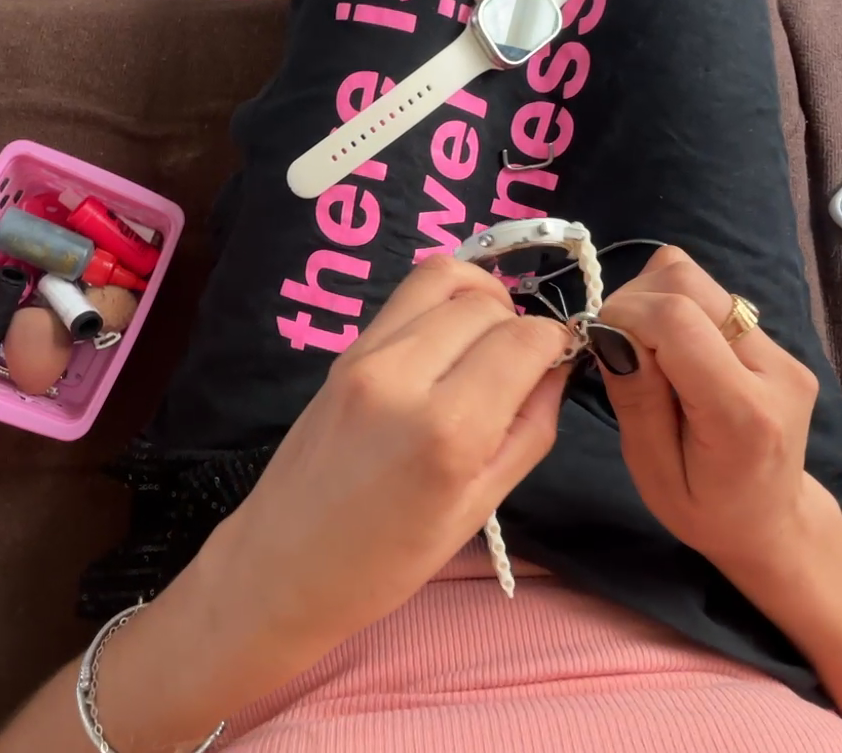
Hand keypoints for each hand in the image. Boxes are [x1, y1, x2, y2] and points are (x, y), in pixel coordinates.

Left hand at [87, 257, 570, 749]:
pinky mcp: (343, 351)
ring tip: (487, 336)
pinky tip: (448, 339)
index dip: (556, 340)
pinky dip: (440, 301)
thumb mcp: (478, 510)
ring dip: (480, 296)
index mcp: (448, 428)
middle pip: (484, 302)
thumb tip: (555, 369)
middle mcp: (403, 374)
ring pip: (440, 277)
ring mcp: (364, 355)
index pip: (524, 339)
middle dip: (519, 321)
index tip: (560, 358)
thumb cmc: (386, 563)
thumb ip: (529, 430)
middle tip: (522, 361)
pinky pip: (404, 298)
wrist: (281, 565)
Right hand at [596, 247, 841, 582]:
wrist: (773, 522)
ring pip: (696, 277)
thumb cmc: (705, 510)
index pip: (676, 320)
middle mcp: (773, 367)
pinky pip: (708, 293)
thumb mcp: (652, 472)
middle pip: (686, 282)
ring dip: (651, 298)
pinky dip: (671, 304)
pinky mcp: (773, 340)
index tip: (600, 345)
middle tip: (616, 343)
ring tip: (640, 343)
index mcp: (743, 412)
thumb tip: (609, 333)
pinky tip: (666, 345)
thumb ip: (635, 399)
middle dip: (633, 301)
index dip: (623, 316)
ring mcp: (781, 348)